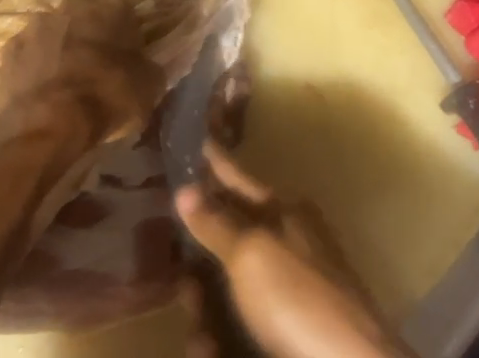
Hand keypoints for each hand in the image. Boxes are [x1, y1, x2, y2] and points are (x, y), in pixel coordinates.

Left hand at [0, 0, 163, 153]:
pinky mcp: (8, 50)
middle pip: (84, 16)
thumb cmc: (106, 98)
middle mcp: (70, 5)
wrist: (47, 126)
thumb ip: (148, 66)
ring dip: (59, 49)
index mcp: (108, 5)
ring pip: (53, 33)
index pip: (121, 8)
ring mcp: (34, 26)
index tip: (126, 53)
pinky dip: (34, 67)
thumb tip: (146, 64)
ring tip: (65, 82)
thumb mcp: (148, 86)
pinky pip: (28, 54)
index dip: (124, 31)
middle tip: (96, 66)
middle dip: (89, 35)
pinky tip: (42, 91)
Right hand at [176, 143, 413, 357]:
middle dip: (197, 259)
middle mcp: (285, 249)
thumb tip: (186, 188)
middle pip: (227, 241)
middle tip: (179, 276)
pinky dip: (217, 345)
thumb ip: (216, 223)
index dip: (216, 164)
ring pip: (224, 293)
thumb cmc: (299, 298)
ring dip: (204, 312)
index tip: (194, 141)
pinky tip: (209, 350)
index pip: (240, 179)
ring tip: (201, 336)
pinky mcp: (277, 337)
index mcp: (287, 216)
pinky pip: (232, 334)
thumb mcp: (252, 253)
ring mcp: (284, 297)